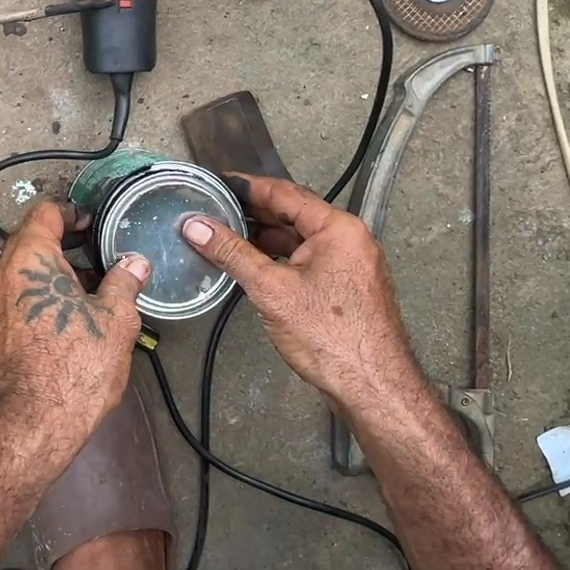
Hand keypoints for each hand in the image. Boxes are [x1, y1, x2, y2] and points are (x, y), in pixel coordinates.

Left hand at [0, 201, 149, 448]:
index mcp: (29, 258)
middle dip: (65, 237)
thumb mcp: (115, 319)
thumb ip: (124, 282)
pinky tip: (77, 308)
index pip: (44, 212)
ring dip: (57, 266)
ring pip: (26, 268)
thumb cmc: (75, 365)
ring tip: (95, 279)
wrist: (34, 423)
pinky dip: (46, 288)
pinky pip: (22, 292)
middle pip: (31, 237)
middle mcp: (5, 274)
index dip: (71, 209)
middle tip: (98, 245)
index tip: (94, 219)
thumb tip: (134, 264)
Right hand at [180, 174, 419, 412]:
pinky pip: (306, 258)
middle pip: (292, 213)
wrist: (374, 389)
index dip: (246, 186)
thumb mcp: (271, 289)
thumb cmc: (328, 335)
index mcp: (337, 227)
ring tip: (224, 233)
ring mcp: (350, 263)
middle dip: (251, 211)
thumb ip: (231, 252)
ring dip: (263, 236)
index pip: (284, 192)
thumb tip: (195, 226)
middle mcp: (348, 238)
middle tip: (213, 206)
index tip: (216, 180)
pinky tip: (252, 263)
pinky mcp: (346, 286)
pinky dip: (278, 256)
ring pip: (298, 238)